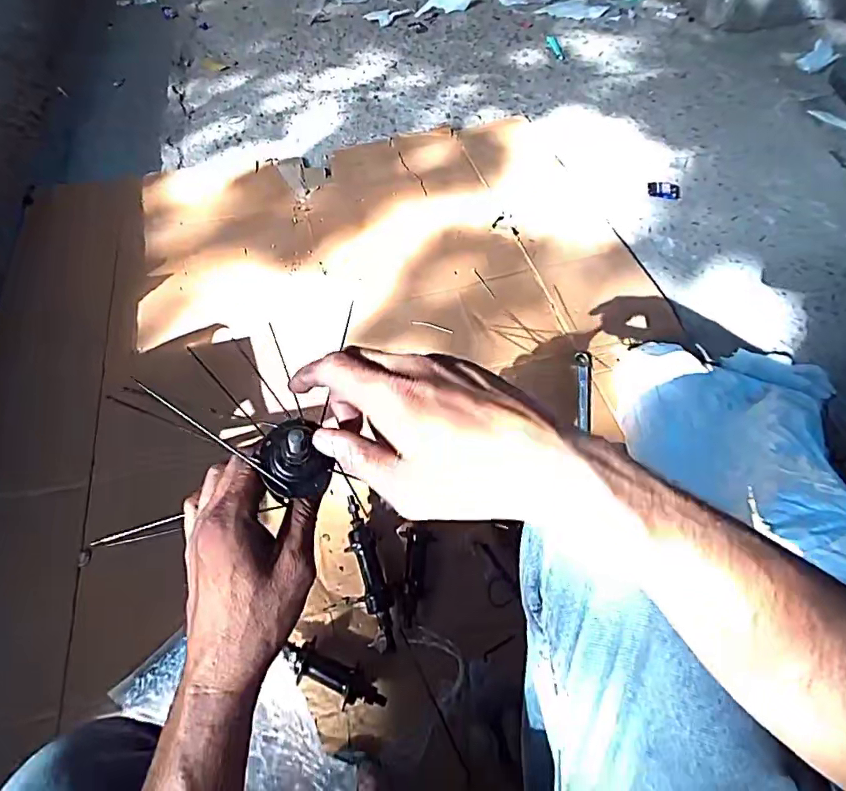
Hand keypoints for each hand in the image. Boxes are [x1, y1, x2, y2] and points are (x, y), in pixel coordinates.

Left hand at [179, 460, 317, 695]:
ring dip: (235, 476)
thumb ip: (303, 517)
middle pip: (225, 468)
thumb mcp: (295, 566)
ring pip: (209, 484)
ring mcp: (194, 537)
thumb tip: (313, 486)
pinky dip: (220, 496)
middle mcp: (205, 524)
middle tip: (281, 463)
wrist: (223, 665)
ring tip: (264, 482)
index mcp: (227, 521)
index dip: (268, 448)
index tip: (286, 447)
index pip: (244, 462)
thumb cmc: (253, 625)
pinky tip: (240, 511)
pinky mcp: (193, 552)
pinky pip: (200, 507)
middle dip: (254, 458)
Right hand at [288, 348, 575, 523]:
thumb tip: (330, 441)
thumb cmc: (481, 478)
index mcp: (395, 395)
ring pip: (389, 364)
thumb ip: (358, 458)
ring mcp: (443, 364)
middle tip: (347, 425)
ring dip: (374, 388)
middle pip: (359, 360)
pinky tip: (420, 422)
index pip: (334, 366)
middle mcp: (416, 368)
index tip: (300, 386)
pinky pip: (419, 367)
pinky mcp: (465, 368)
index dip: (308, 374)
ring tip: (389, 431)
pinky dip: (403, 386)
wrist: (545, 462)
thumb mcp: (405, 486)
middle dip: (341, 389)